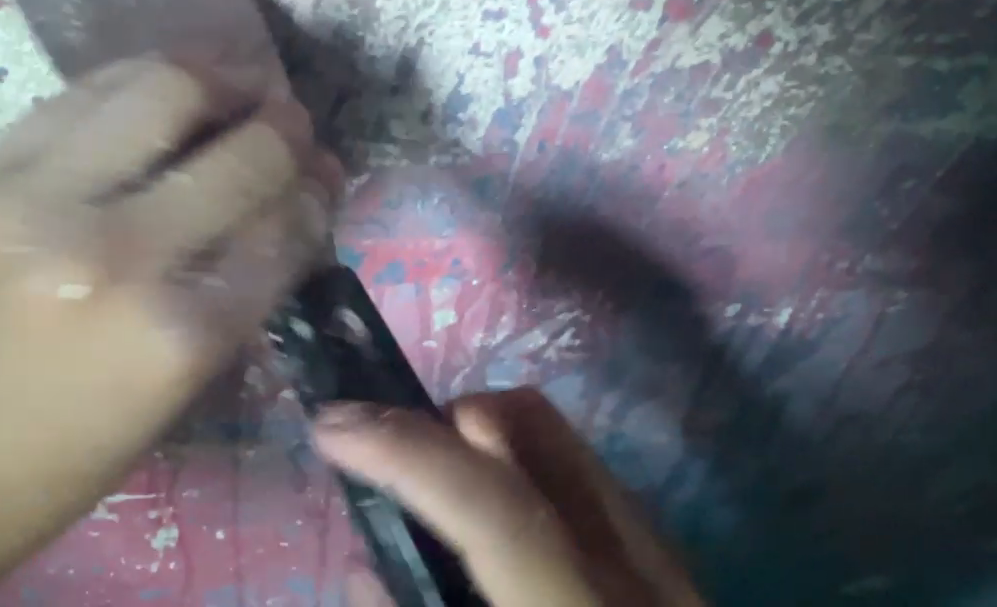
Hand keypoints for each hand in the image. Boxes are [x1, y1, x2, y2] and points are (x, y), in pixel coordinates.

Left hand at [0, 59, 340, 606]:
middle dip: (285, 127)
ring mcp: (36, 200)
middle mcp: (114, 254)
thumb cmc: (47, 464)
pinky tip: (160, 88)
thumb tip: (292, 203)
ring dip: (218, 77)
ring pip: (161, 89)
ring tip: (235, 82)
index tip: (324, 170)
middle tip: (291, 118)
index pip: (283, 227)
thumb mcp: (168, 398)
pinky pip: (82, 94)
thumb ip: (238, 292)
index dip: (317, 189)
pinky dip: (138, 81)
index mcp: (173, 337)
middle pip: (241, 151)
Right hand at [313, 388, 704, 606]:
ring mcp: (663, 562)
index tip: (330, 424)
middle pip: (534, 427)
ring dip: (479, 445)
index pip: (497, 508)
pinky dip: (516, 477)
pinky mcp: (666, 567)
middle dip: (445, 423)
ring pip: (556, 440)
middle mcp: (640, 573)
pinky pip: (576, 480)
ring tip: (432, 497)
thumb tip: (362, 567)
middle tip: (392, 466)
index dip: (405, 452)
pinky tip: (491, 539)